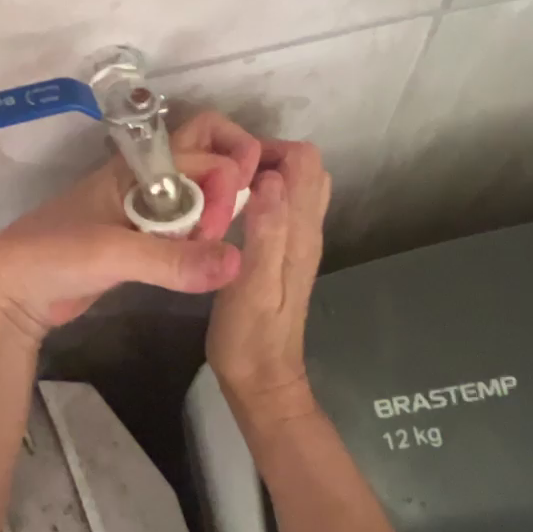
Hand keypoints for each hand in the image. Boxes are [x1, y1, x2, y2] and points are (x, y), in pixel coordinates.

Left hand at [0, 110, 262, 342]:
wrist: (11, 289)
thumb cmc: (54, 254)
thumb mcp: (113, 254)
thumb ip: (172, 259)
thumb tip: (235, 263)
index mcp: (137, 167)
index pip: (204, 145)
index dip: (225, 173)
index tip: (217, 219)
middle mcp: (146, 181)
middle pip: (207, 158)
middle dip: (229, 184)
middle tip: (218, 231)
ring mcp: (144, 211)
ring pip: (198, 194)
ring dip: (216, 213)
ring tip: (211, 250)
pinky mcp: (140, 242)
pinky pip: (185, 227)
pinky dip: (202, 237)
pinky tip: (205, 263)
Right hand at [207, 140, 330, 425]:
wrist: (261, 380)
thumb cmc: (249, 336)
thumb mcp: (251, 284)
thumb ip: (265, 232)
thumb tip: (272, 179)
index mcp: (301, 232)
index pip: (303, 161)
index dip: (268, 151)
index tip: (229, 168)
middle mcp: (307, 231)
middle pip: (303, 168)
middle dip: (266, 157)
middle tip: (225, 178)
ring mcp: (298, 243)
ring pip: (294, 187)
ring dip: (264, 176)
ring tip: (225, 193)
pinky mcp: (284, 255)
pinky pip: (281, 208)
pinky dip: (261, 197)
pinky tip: (230, 213)